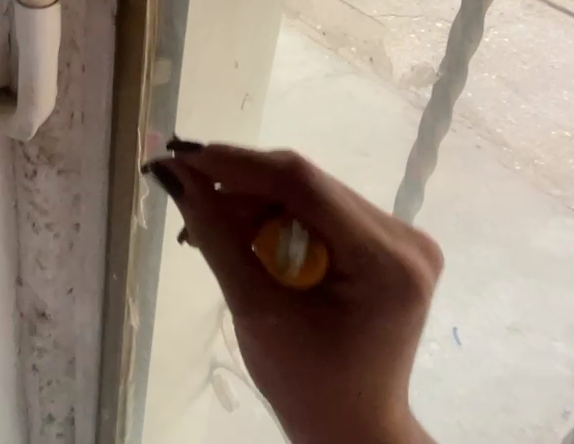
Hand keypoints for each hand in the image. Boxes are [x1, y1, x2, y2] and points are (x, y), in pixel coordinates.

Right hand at [151, 146, 441, 443]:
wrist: (352, 428)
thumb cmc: (306, 382)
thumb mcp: (254, 308)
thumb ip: (214, 234)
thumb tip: (171, 172)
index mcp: (386, 260)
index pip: (302, 184)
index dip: (237, 163)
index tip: (180, 157)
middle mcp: (402, 238)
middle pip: (302, 185)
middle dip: (238, 188)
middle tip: (185, 197)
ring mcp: (397, 238)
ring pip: (302, 192)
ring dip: (248, 203)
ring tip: (204, 229)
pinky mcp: (381, 242)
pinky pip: (312, 208)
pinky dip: (269, 216)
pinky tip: (238, 235)